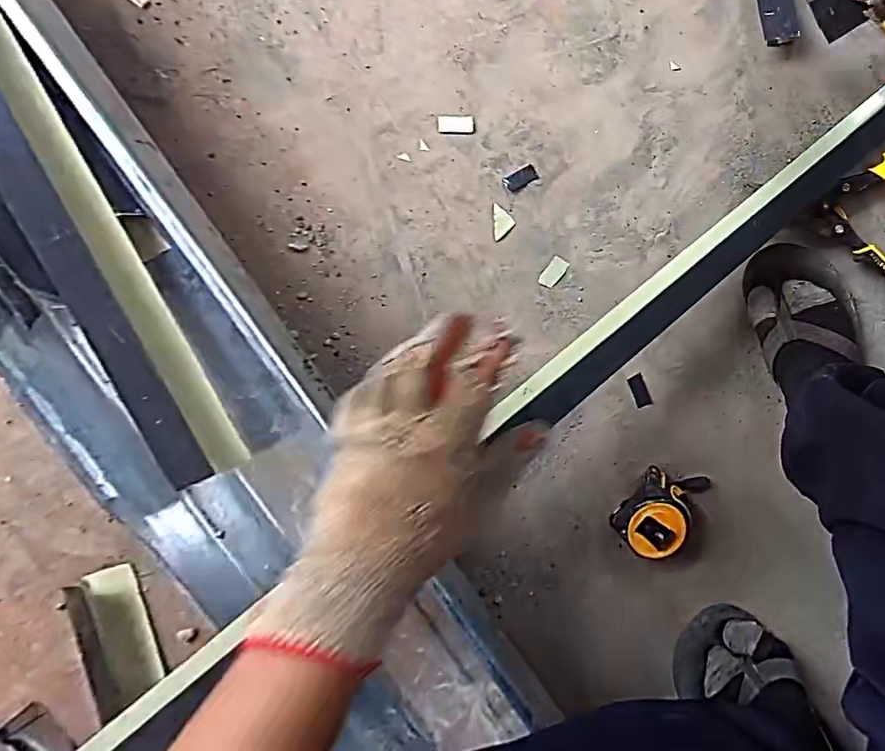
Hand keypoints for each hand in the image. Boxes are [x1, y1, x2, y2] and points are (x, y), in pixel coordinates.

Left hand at [247, 314, 545, 666]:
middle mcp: (408, 422)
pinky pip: (360, 395)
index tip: (502, 336)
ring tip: (424, 335)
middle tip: (461, 316)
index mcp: (445, 435)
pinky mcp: (346, 440)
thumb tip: (537, 430)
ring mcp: (373, 427)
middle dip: (445, 335)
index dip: (490, 355)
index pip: (473, 382)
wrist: (358, 567)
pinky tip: (380, 373)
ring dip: (409, 349)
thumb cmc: (425, 537)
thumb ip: (508, 456)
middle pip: (425, 364)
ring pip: (390, 374)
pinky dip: (374, 378)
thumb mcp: (480, 498)